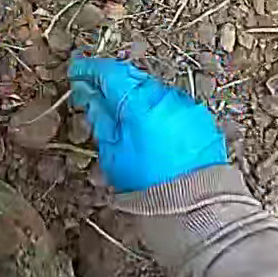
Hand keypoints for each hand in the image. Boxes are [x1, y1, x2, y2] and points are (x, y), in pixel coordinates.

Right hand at [68, 57, 226, 192]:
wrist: (194, 208)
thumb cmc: (148, 184)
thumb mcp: (112, 152)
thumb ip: (99, 116)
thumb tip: (87, 94)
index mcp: (139, 102)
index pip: (110, 72)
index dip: (90, 69)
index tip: (77, 71)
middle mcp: (164, 96)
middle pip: (131, 77)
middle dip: (112, 82)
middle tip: (94, 92)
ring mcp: (185, 105)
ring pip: (152, 90)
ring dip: (135, 96)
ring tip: (123, 115)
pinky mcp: (200, 117)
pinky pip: (171, 104)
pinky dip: (156, 109)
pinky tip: (149, 127)